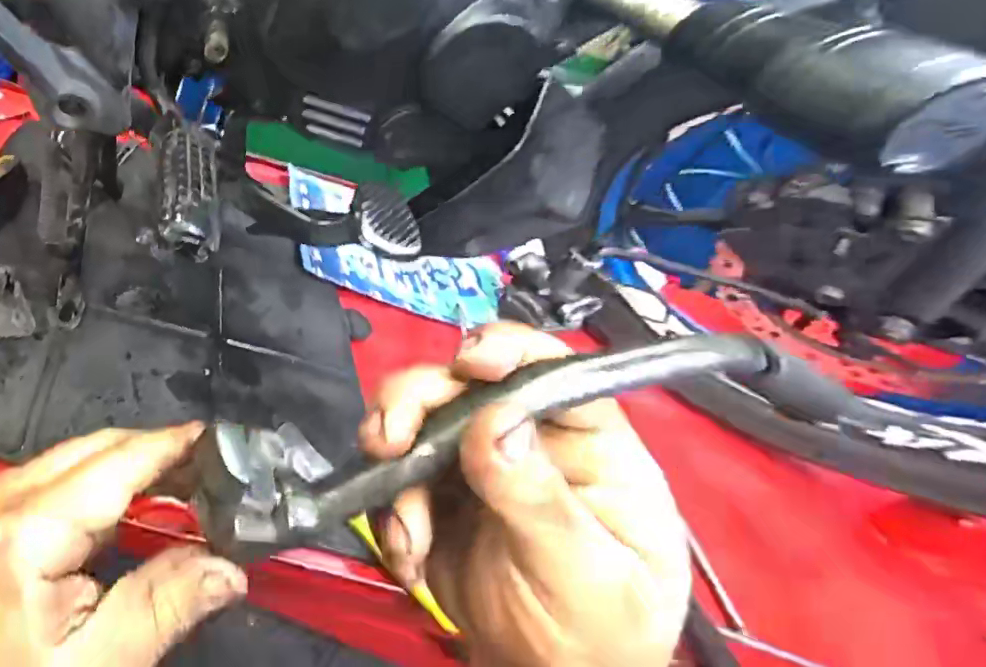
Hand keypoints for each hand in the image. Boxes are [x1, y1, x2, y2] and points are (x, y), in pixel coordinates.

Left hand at [0, 423, 247, 666]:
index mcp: (33, 524)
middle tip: (214, 471)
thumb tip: (227, 569)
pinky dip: (113, 476)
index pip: (122, 460)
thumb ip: (162, 607)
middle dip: (163, 451)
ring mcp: (5, 492)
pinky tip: (139, 498)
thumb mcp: (90, 664)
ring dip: (140, 461)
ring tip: (188, 481)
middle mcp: (16, 491)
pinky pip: (72, 471)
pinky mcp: (3, 503)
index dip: (175, 444)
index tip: (221, 442)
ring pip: (90, 452)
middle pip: (107, 446)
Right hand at [362, 323, 690, 666]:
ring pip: (419, 411)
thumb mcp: (585, 577)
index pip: (550, 368)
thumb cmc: (598, 637)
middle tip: (389, 437)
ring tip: (399, 516)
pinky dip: (388, 504)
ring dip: (391, 447)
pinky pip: (395, 468)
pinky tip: (407, 551)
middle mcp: (525, 432)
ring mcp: (474, 455)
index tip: (467, 362)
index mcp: (586, 442)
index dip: (508, 348)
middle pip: (464, 380)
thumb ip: (538, 498)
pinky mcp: (435, 486)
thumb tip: (494, 418)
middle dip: (418, 398)